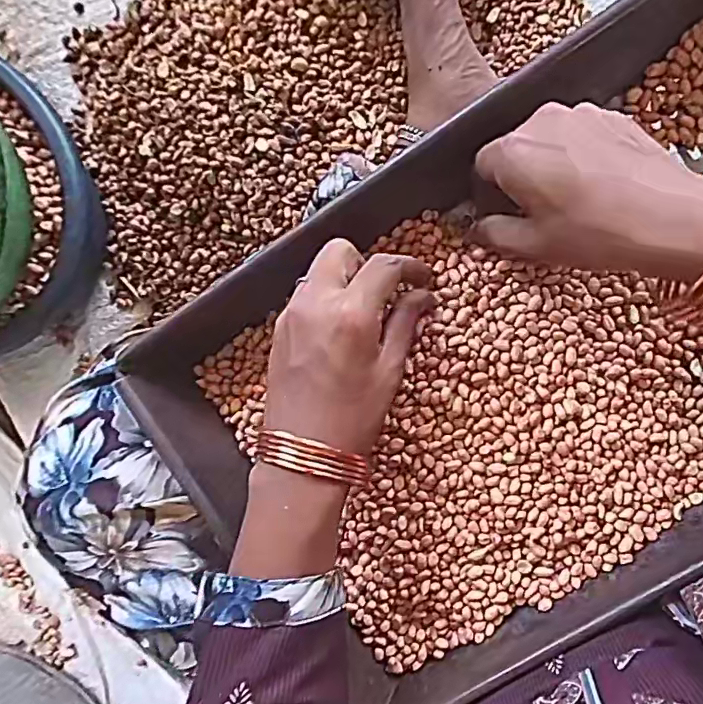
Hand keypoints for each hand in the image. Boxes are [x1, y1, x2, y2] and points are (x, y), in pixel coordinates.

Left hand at [232, 239, 434, 579]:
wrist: (302, 454)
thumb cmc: (352, 420)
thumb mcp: (390, 372)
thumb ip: (406, 324)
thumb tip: (423, 298)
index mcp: (350, 313)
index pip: (383, 266)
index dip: (410, 266)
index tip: (423, 278)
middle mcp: (315, 303)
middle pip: (341, 250)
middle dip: (368, 263)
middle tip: (388, 292)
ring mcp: (292, 314)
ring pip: (319, 270)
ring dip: (345, 278)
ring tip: (367, 312)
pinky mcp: (279, 328)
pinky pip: (306, 294)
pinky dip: (326, 297)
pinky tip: (342, 327)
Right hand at [470, 101, 702, 283]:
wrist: (673, 218)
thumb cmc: (603, 233)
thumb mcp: (536, 246)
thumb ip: (494, 234)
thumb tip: (480, 228)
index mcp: (514, 151)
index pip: (482, 165)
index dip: (490, 193)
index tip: (505, 214)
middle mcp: (543, 121)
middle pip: (515, 147)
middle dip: (522, 178)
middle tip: (543, 215)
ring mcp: (581, 114)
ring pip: (550, 141)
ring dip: (553, 167)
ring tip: (577, 205)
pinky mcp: (613, 116)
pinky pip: (582, 137)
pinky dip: (583, 158)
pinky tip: (601, 189)